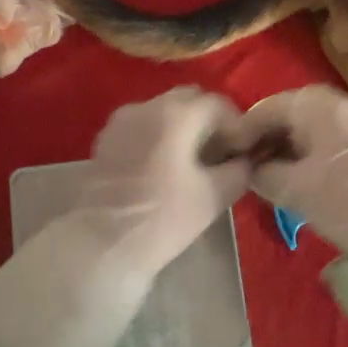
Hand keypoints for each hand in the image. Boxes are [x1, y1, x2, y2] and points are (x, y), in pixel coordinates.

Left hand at [78, 87, 249, 274]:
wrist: (102, 245)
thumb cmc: (164, 219)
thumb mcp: (216, 195)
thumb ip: (240, 169)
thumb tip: (245, 160)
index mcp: (176, 114)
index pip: (219, 104)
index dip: (237, 126)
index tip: (243, 153)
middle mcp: (147, 106)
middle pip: (189, 101)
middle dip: (209, 122)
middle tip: (221, 154)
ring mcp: (121, 121)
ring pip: (164, 112)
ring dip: (184, 128)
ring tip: (193, 162)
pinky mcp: (106, 140)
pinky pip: (143, 127)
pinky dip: (160, 137)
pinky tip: (165, 167)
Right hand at [242, 86, 347, 255]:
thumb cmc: (340, 204)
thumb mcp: (290, 189)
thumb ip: (262, 171)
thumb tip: (252, 166)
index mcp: (325, 107)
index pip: (275, 105)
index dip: (249, 126)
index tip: (233, 148)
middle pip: (298, 107)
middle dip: (272, 130)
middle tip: (252, 156)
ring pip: (319, 117)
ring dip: (294, 136)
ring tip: (274, 163)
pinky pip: (338, 128)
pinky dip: (317, 141)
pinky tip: (302, 163)